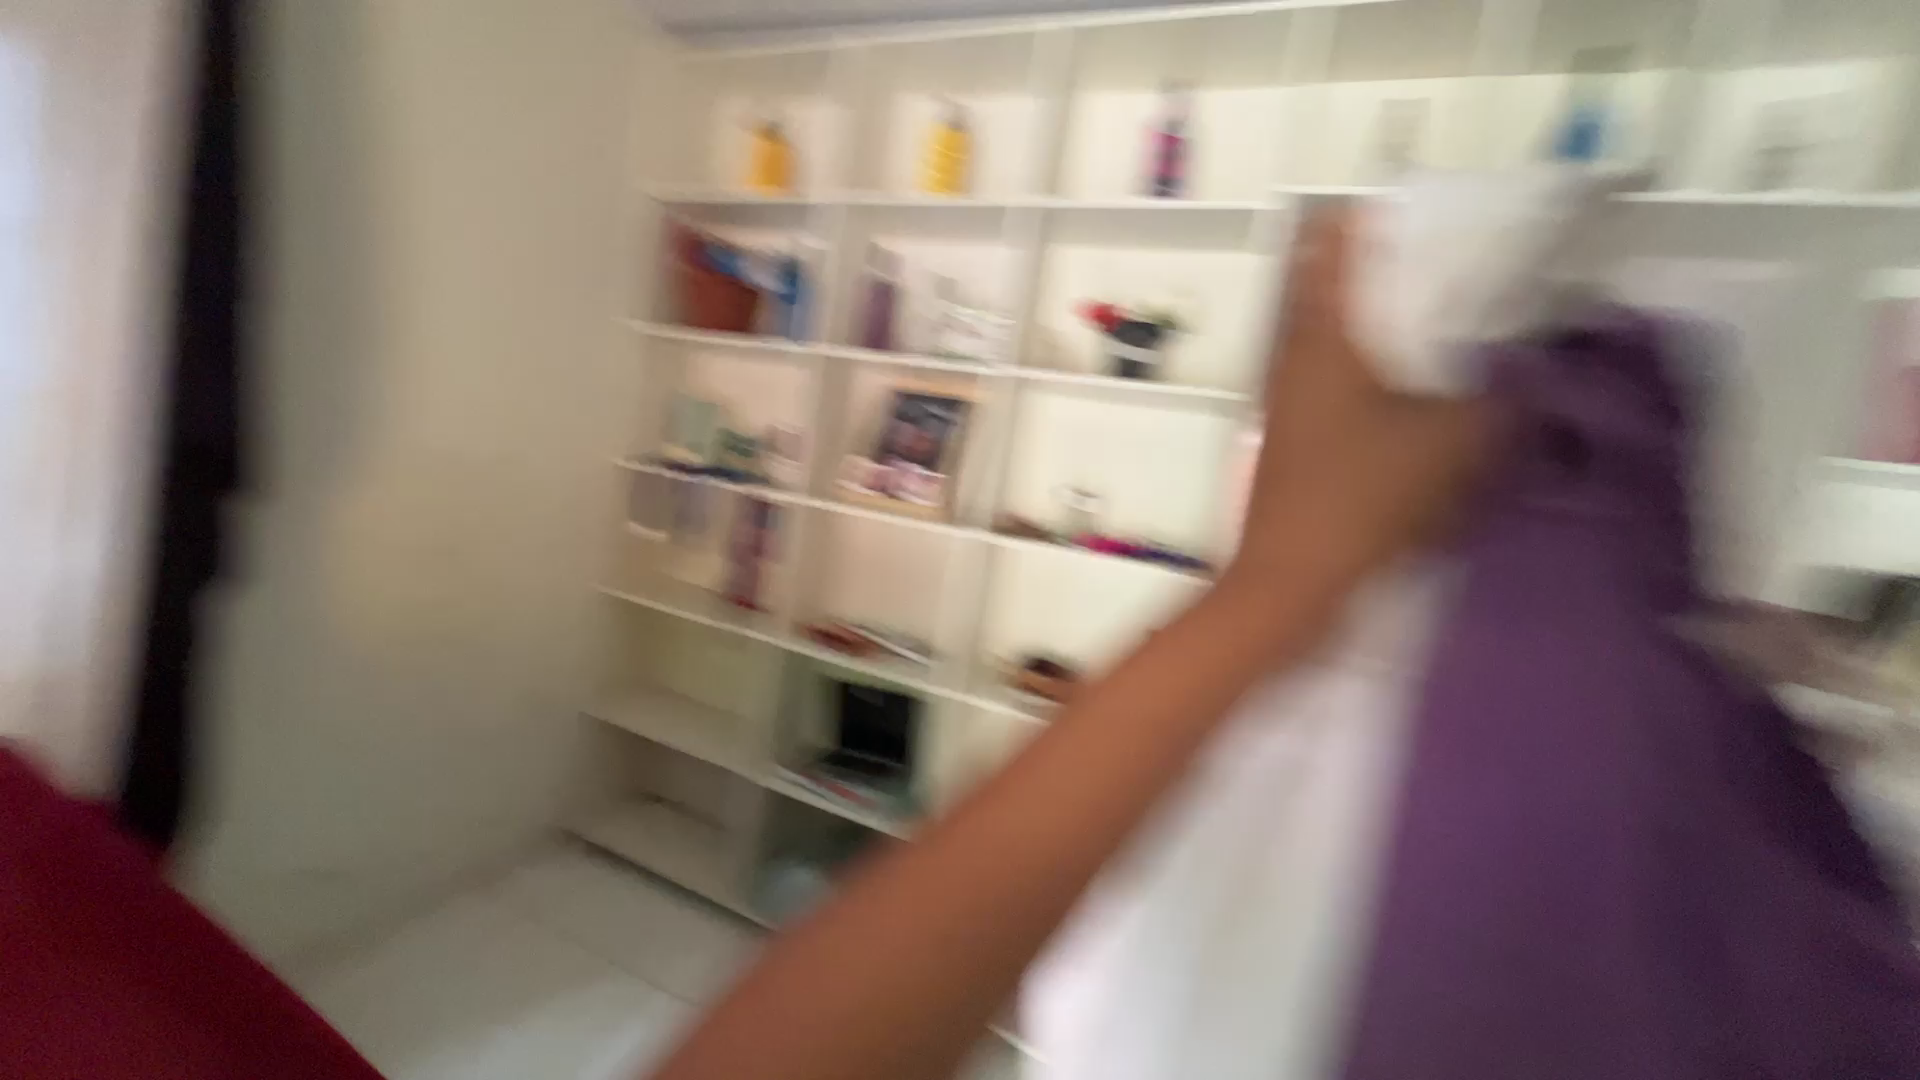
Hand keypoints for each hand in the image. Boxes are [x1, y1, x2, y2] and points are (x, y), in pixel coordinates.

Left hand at [1228, 203, 1493, 610]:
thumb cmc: (1363, 495)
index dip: (1355, 218)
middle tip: (1421, 254)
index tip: (1386, 196)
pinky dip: (1366, 378)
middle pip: (1321, 295)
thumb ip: (1505, 395)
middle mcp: (1292, 364)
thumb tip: (1539, 368)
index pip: (1330, 252)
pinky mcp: (1293, 446)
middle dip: (1366, 270)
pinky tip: (1404, 392)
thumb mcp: (1455, 438)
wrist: (1293, 579)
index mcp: (1321, 340)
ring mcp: (1286, 408)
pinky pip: (1333, 392)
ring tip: (1425, 317)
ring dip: (1368, 327)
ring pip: (1327, 346)